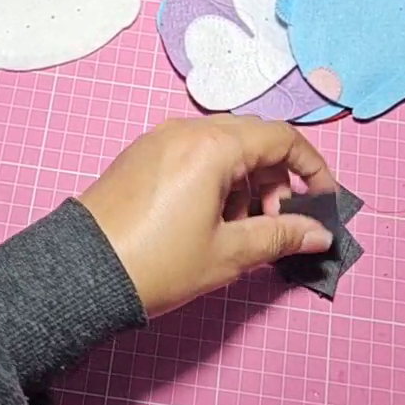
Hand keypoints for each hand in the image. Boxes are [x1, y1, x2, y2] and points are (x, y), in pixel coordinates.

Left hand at [78, 116, 338, 317]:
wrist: (81, 273)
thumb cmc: (158, 263)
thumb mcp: (228, 253)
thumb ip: (280, 236)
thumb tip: (319, 233)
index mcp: (211, 145)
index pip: (281, 138)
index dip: (312, 168)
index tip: (324, 199)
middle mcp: (186, 130)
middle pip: (251, 141)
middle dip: (275, 181)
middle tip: (275, 225)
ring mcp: (159, 140)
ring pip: (222, 149)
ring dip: (244, 184)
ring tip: (236, 231)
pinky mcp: (141, 155)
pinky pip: (193, 155)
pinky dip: (215, 181)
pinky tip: (208, 221)